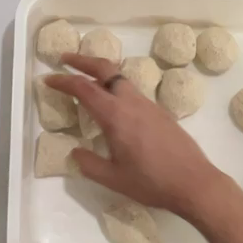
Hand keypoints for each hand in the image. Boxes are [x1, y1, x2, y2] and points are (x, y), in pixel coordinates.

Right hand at [43, 54, 228, 216]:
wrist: (194, 183)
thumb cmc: (152, 182)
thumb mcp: (114, 179)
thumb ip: (90, 164)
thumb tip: (75, 152)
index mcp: (115, 115)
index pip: (83, 88)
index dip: (63, 81)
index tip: (48, 79)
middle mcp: (131, 102)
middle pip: (104, 69)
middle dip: (82, 61)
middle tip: (64, 60)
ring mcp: (148, 105)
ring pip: (120, 78)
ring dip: (100, 73)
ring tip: (87, 79)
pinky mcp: (160, 112)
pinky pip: (132, 91)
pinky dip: (115, 87)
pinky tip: (113, 105)